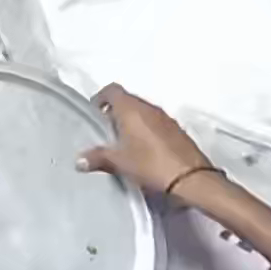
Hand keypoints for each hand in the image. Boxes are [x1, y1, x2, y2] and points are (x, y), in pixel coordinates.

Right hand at [77, 83, 211, 194]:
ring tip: (122, 140)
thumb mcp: (119, 162)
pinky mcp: (177, 130)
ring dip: (131, 119)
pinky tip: (142, 148)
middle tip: (105, 129)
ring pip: (142, 110)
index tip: (94, 112)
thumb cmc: (150, 164)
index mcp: (131, 109)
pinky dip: (146, 128)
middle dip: (115, 110)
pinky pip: (155, 121)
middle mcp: (149, 108)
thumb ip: (98, 157)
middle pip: (127, 99)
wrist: (192, 179)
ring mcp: (166, 118)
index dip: (101, 97)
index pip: (112, 90)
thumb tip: (79, 160)